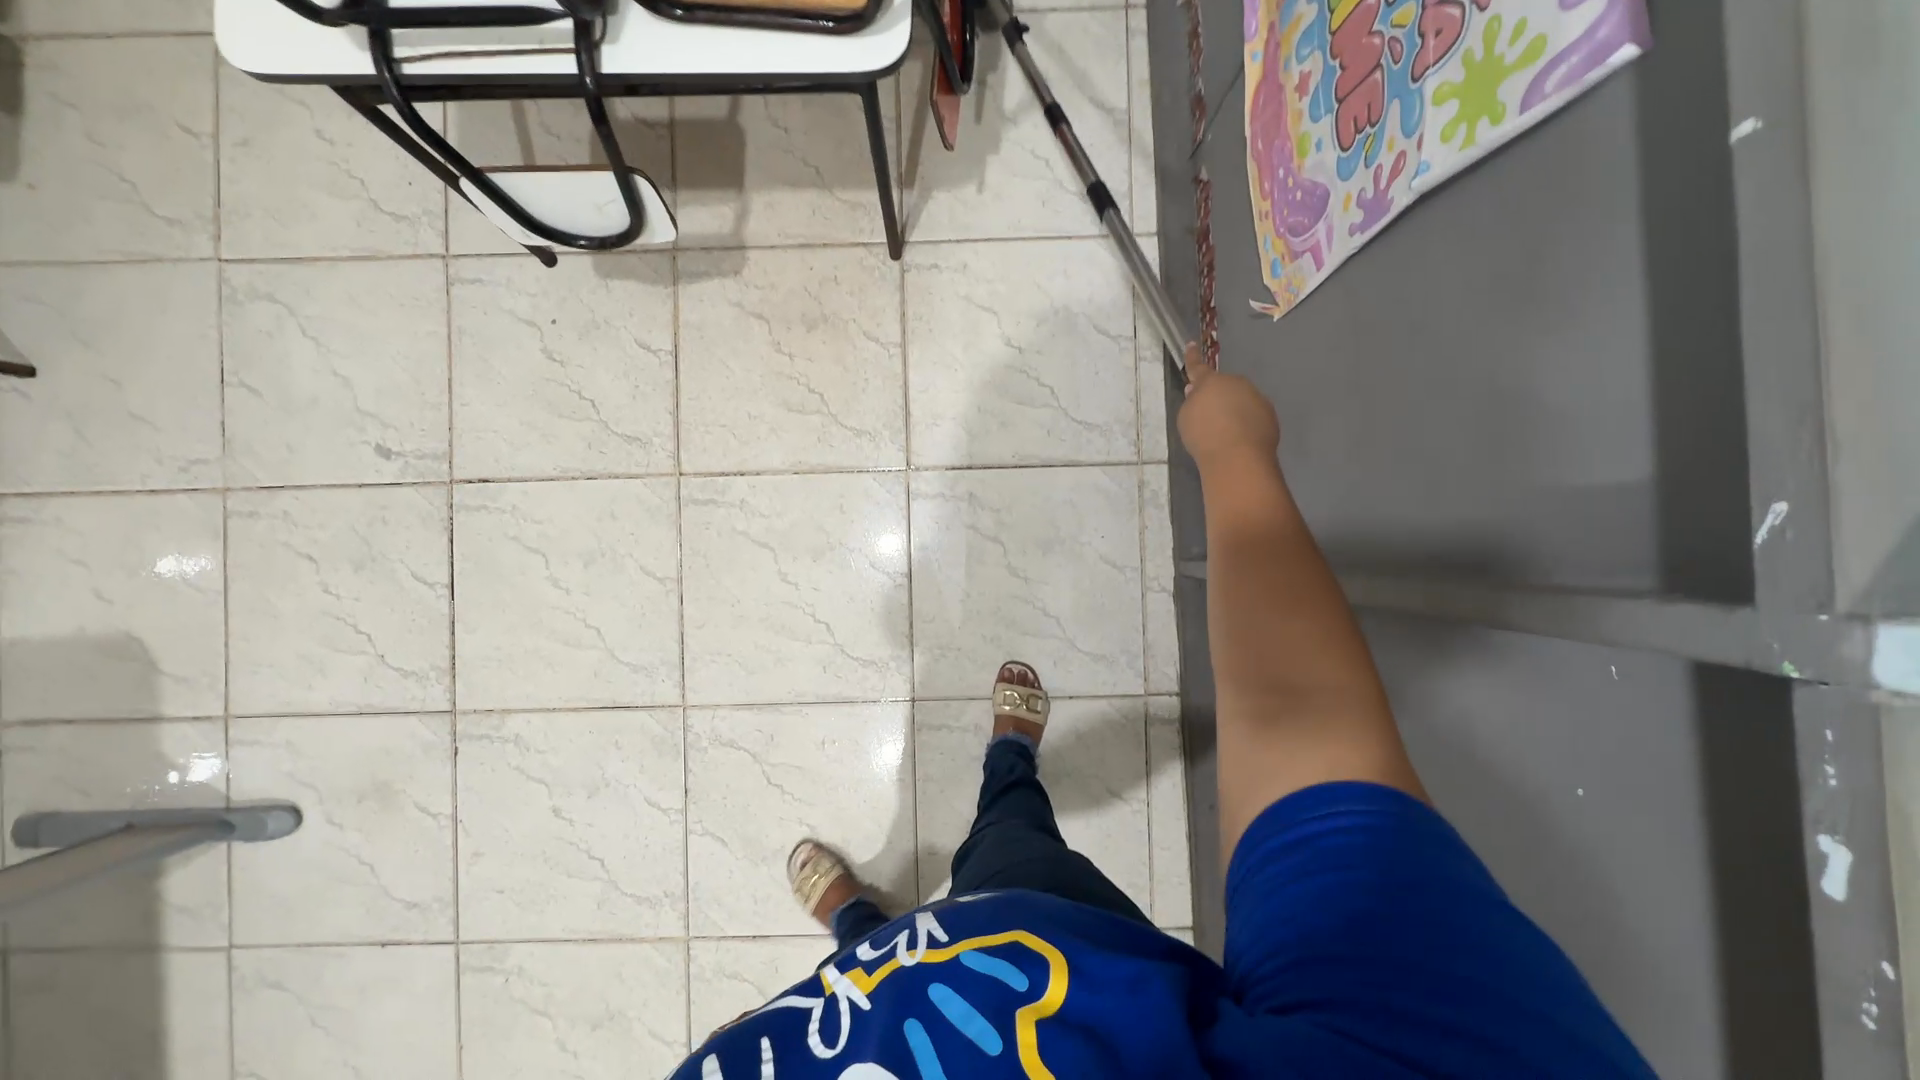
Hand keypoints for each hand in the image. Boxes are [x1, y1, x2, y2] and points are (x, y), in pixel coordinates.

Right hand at [1176, 362, 1279, 475]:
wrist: (1238, 457)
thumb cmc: (1204, 436)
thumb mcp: (1186, 418)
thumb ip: (1191, 402)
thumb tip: (1196, 391)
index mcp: (1211, 382)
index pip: (1198, 368)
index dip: (1192, 358)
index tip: (1192, 344)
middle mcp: (1236, 384)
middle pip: (1223, 386)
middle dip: (1216, 395)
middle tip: (1208, 415)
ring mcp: (1256, 398)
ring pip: (1241, 400)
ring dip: (1233, 410)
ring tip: (1225, 433)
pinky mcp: (1269, 415)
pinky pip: (1253, 415)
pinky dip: (1247, 423)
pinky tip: (1241, 440)